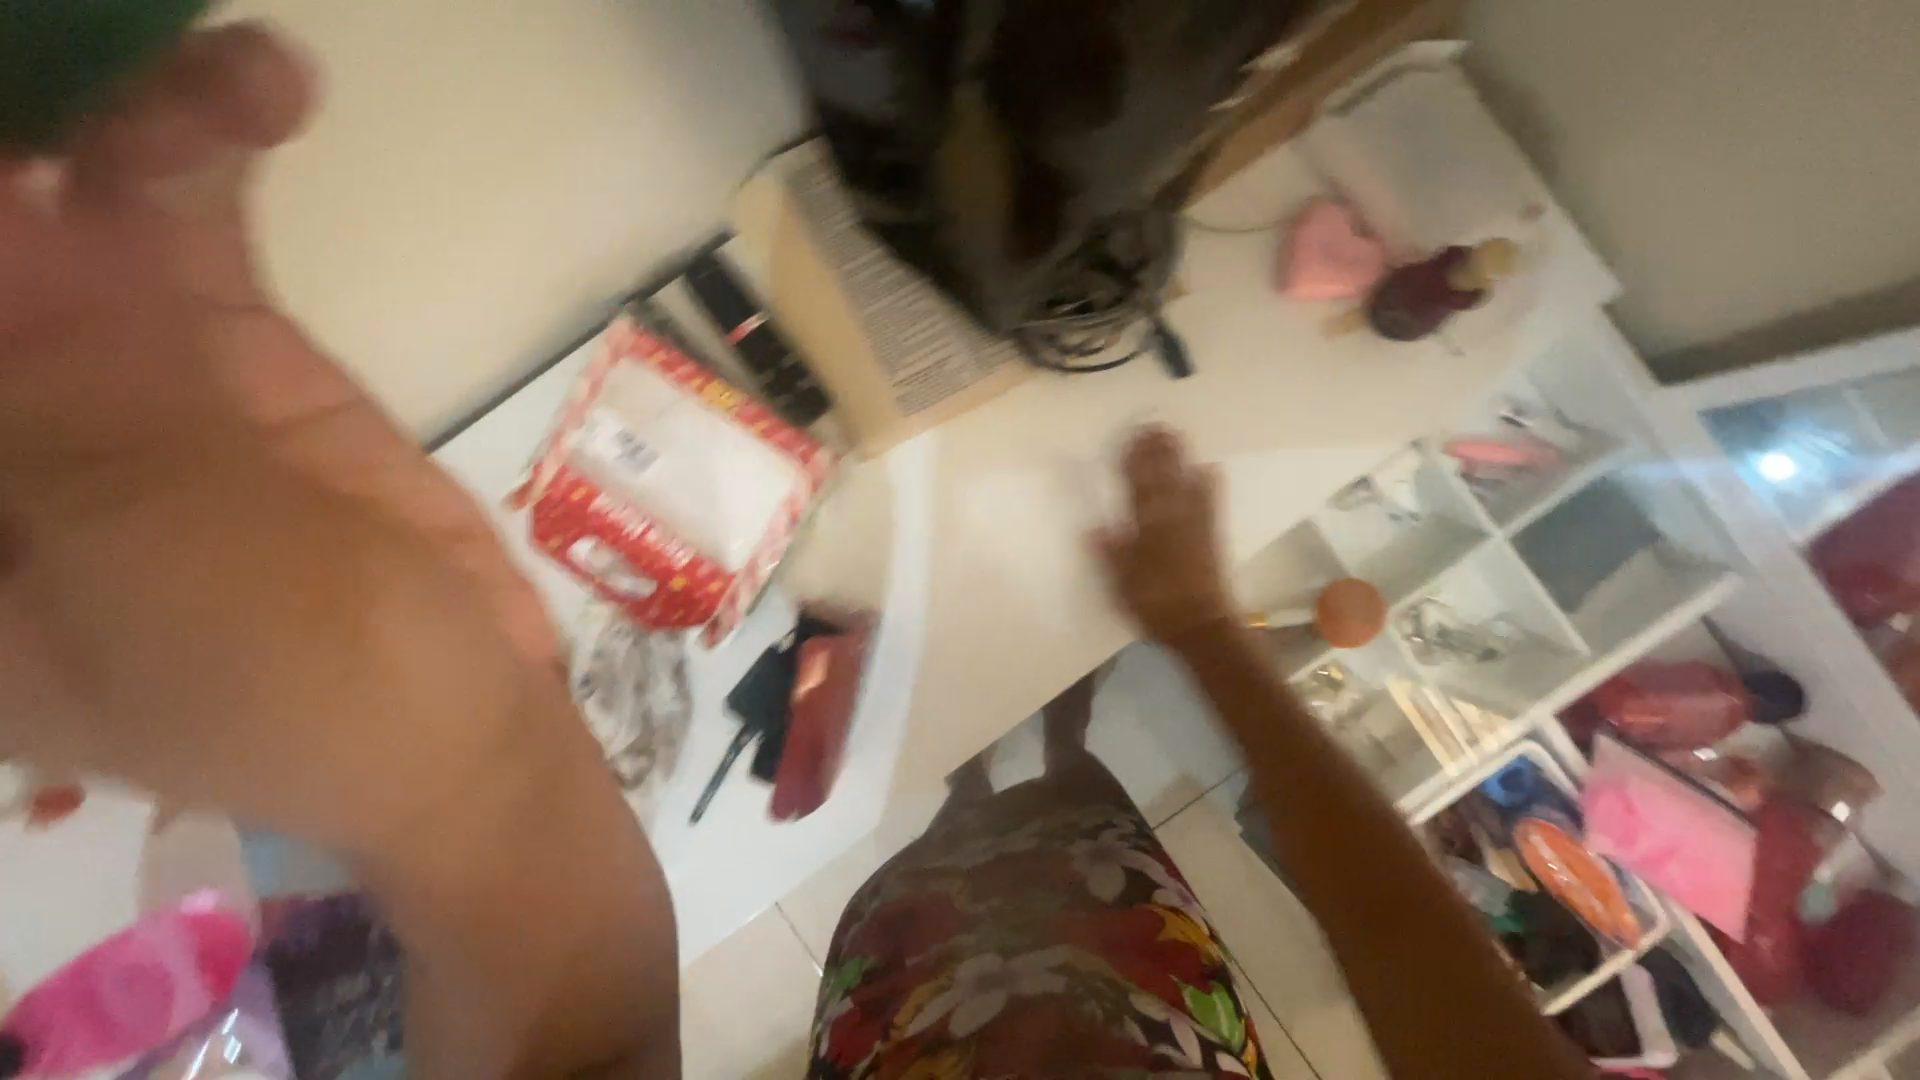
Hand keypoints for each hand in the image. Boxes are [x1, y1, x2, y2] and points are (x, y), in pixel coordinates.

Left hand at [0, 25, 573, 853]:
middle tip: (81, 47)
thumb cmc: (313, 683)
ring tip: (239, 68)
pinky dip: (213, 157)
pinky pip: (190, 238)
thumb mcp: (179, 558)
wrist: (467, 714)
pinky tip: (262, 94)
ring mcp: (114, 384)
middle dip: (16, 148)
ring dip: (129, 124)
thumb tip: (0, 200)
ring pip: (67, 216)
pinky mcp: (236, 365)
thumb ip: (78, 393)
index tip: (10, 168)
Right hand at [1092, 427, 1237, 646]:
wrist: (1203, 626)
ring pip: (1185, 482)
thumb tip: (1094, 528)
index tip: (1127, 439)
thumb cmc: (1156, 608)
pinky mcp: (1212, 534)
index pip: (1135, 490)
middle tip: (1152, 425)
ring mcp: (1195, 525)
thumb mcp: (1122, 587)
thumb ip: (1111, 556)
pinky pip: (1210, 501)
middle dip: (1156, 452)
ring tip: (1174, 434)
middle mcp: (1171, 521)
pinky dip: (1208, 483)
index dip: (1131, 464)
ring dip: (1179, 458)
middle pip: (1162, 479)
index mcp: (1146, 532)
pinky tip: (1209, 468)